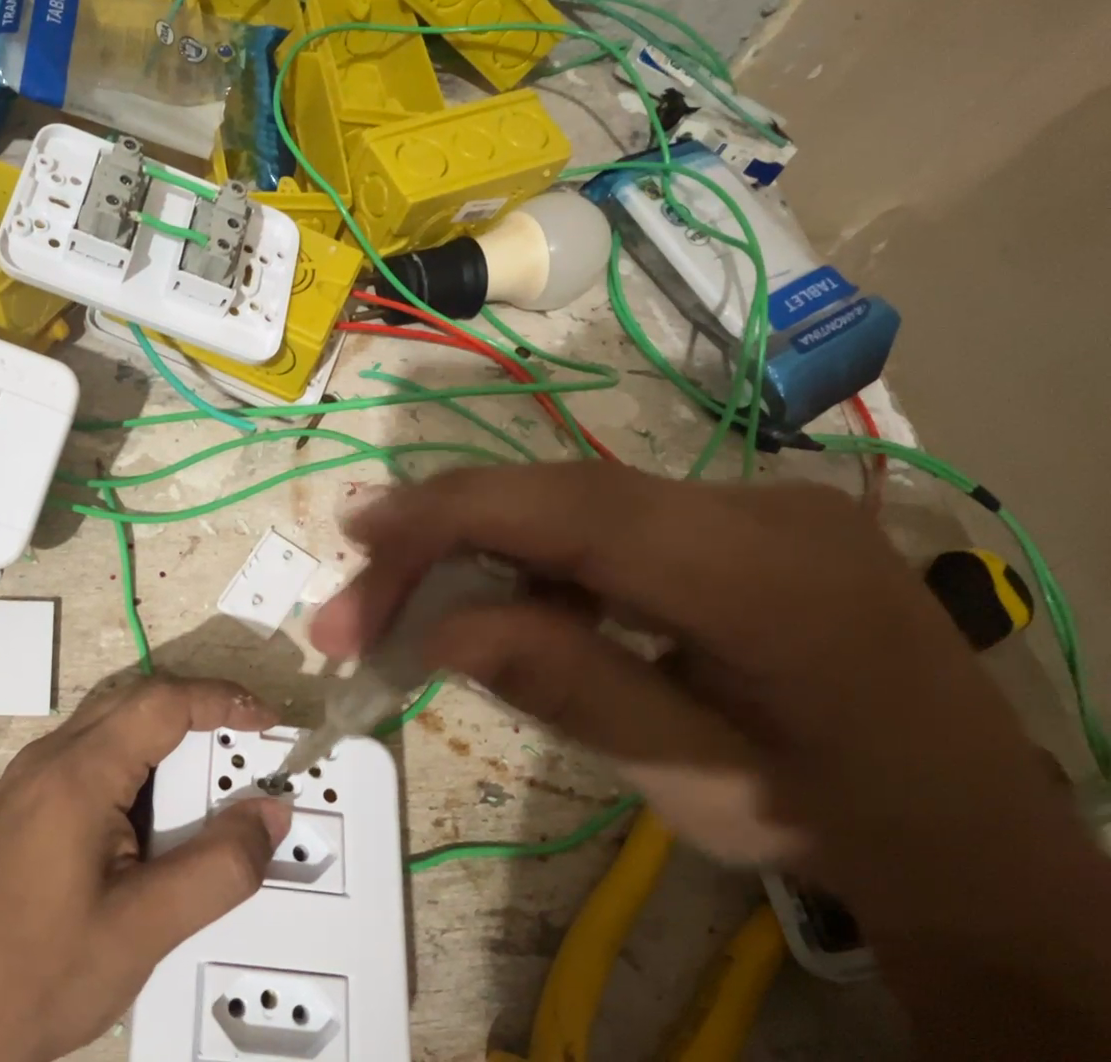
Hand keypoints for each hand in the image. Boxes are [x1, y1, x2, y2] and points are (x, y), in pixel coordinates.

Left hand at [0, 678, 290, 1061]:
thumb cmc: (35, 974)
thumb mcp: (143, 929)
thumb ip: (218, 868)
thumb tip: (271, 812)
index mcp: (76, 775)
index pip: (162, 703)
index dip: (223, 700)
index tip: (271, 722)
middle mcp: (45, 762)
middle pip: (132, 705)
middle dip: (197, 717)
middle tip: (248, 753)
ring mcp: (24, 786)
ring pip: (108, 735)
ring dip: (165, 750)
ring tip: (209, 797)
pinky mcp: (17, 814)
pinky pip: (86, 767)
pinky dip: (134, 776)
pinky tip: (151, 831)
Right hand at [310, 462, 1110, 1059]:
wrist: (966, 824)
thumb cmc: (827, 818)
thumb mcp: (686, 774)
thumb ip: (562, 684)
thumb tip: (435, 629)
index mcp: (767, 580)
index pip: (575, 512)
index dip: (450, 512)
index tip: (354, 532)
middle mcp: (762, 509)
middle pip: (560, 495)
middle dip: (439, 538)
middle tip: (353, 607)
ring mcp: (756, 503)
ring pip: (574, 501)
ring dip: (477, 545)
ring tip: (401, 607)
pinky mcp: (741, 518)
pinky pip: (607, 520)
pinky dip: (530, 553)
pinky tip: (497, 600)